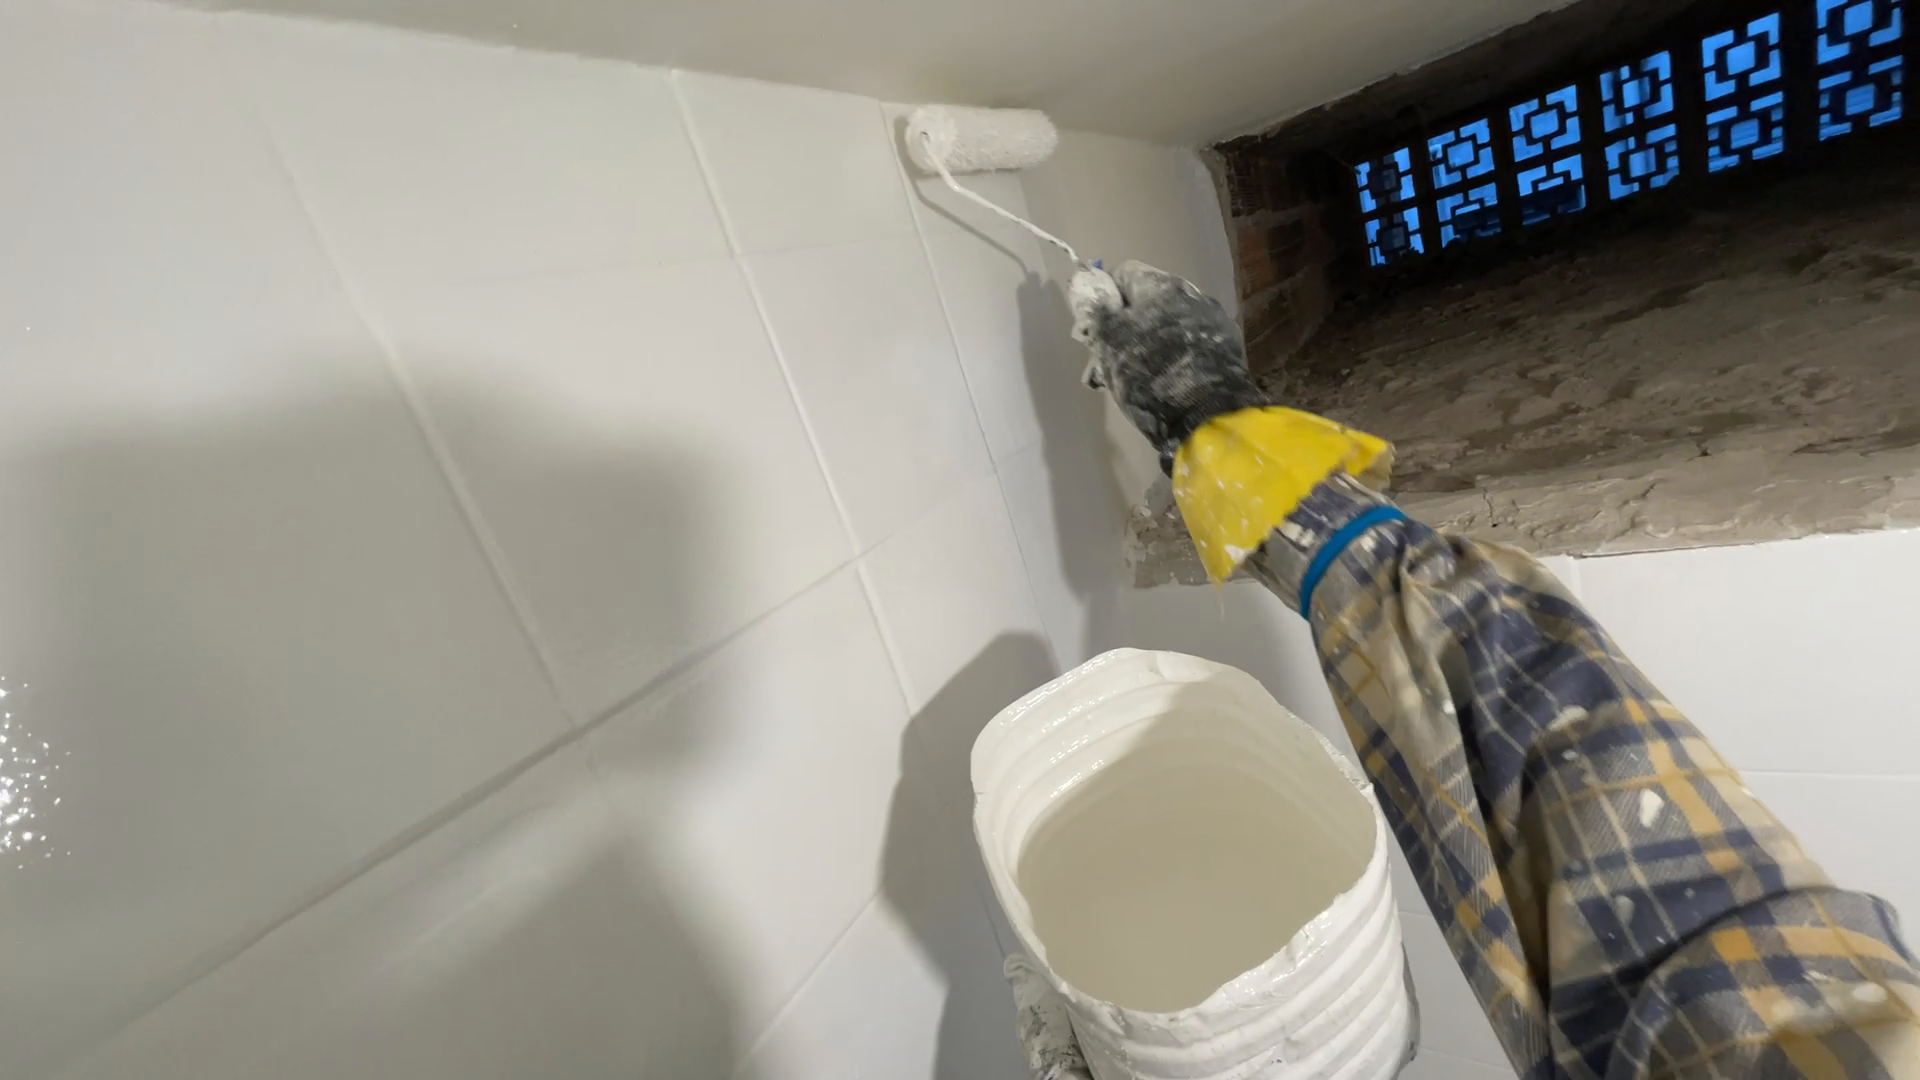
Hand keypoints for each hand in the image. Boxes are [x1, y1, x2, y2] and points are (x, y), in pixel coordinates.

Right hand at [1069, 260, 1265, 472]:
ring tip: (1130, 380)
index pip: (1123, 274)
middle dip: (1122, 329)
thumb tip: (1088, 289)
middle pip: (1145, 303)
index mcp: (1160, 285)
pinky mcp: (1224, 349)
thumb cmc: (1149, 372)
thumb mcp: (1109, 342)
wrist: (1206, 413)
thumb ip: (1097, 312)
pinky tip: (1161, 384)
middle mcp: (1189, 293)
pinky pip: (1185, 346)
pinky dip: (1169, 359)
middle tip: (1106, 362)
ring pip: (1164, 326)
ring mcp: (1211, 321)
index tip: (1094, 328)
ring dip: (1144, 346)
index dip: (1104, 298)